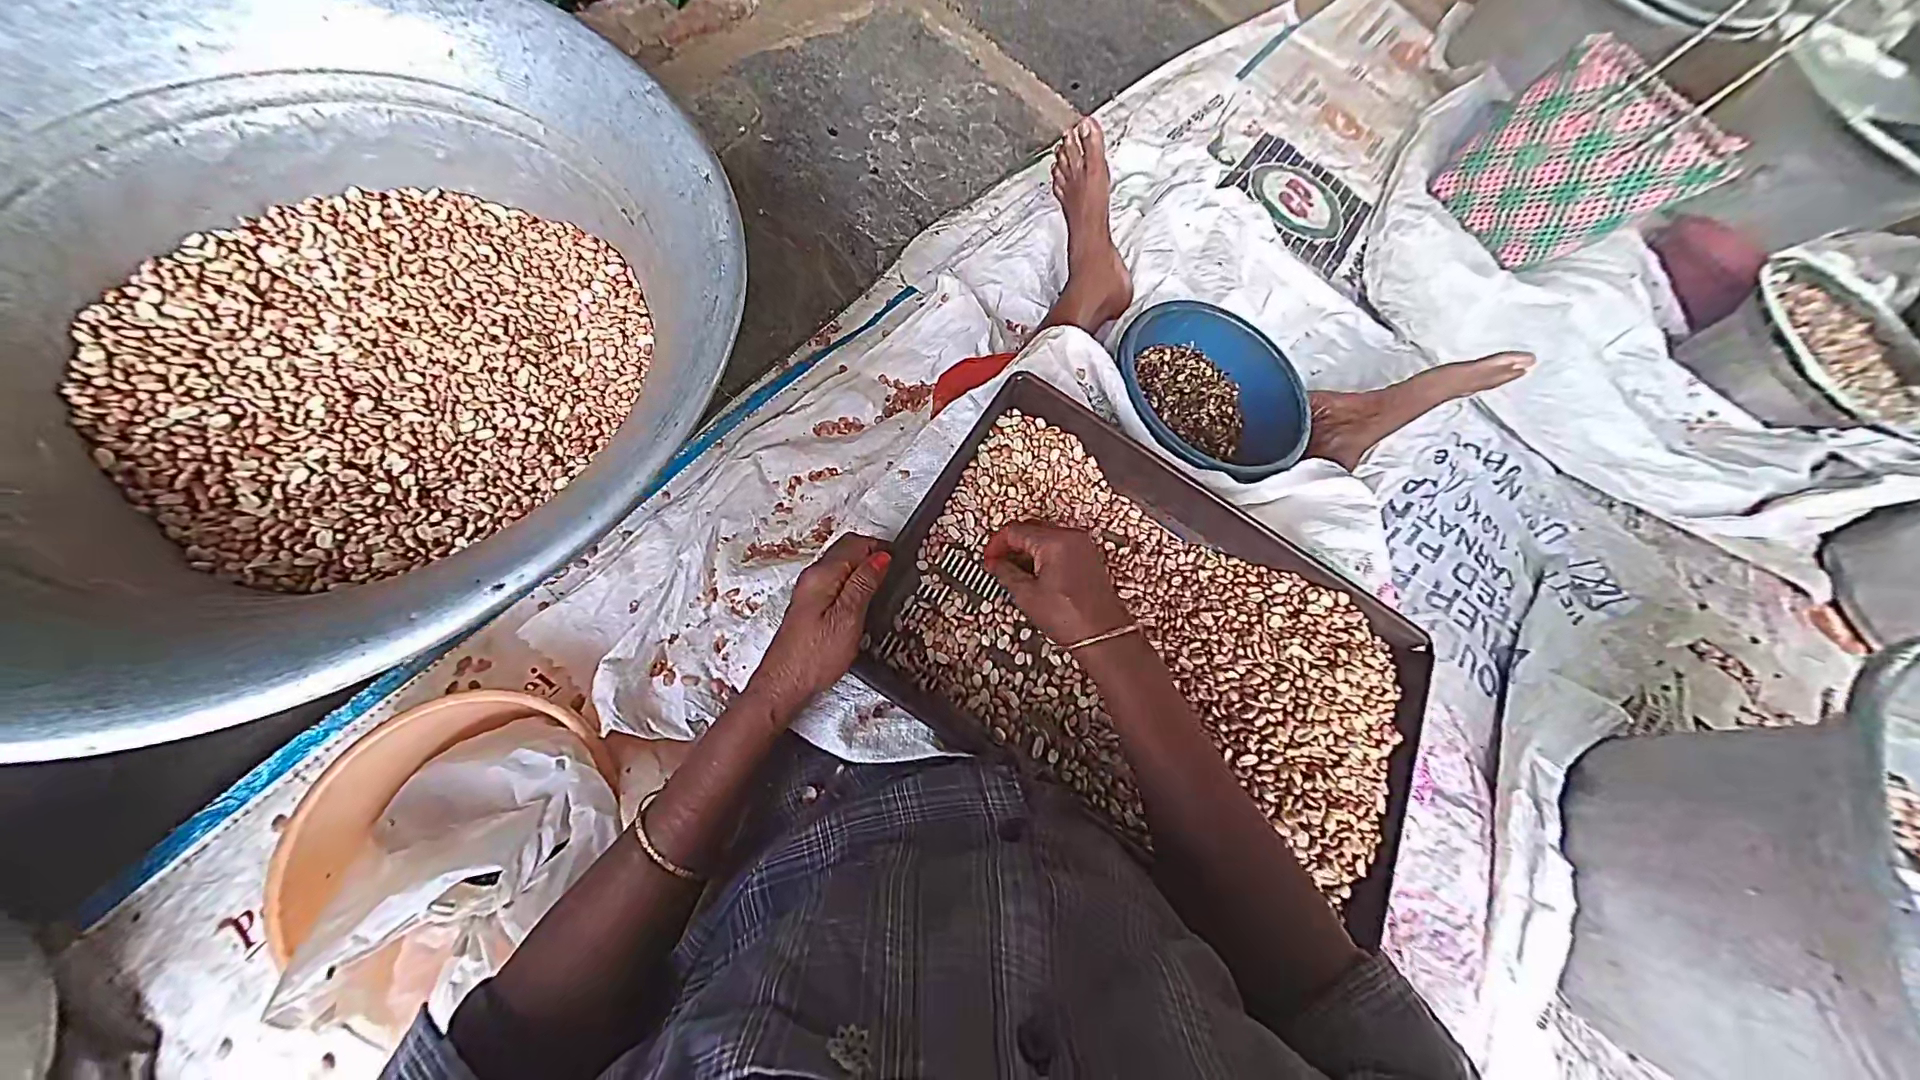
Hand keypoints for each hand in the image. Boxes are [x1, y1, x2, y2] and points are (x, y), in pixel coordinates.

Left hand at [743, 533, 890, 720]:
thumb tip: (880, 558)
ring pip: (841, 566)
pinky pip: (836, 582)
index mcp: (822, 575)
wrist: (784, 685)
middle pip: (846, 550)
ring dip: (863, 568)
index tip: (900, 557)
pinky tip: (865, 597)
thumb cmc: (814, 657)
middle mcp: (812, 578)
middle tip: (897, 566)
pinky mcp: (810, 607)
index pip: (855, 544)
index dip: (880, 547)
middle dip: (872, 552)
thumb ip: (864, 584)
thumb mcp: (848, 617)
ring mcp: (810, 592)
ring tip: (886, 581)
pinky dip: (854, 583)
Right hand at [983, 523, 1132, 645]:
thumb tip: (995, 564)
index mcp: (1055, 542)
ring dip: (1026, 551)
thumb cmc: (1072, 619)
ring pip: (1044, 537)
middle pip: (1030, 529)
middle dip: (1010, 546)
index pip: (1015, 531)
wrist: (1102, 635)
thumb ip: (1005, 573)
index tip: (989, 558)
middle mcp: (1071, 538)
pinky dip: (1042, 556)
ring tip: (1013, 572)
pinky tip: (1033, 575)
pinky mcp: (1087, 557)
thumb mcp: (1026, 595)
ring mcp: (1082, 546)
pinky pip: (1058, 546)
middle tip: (997, 563)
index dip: (996, 544)